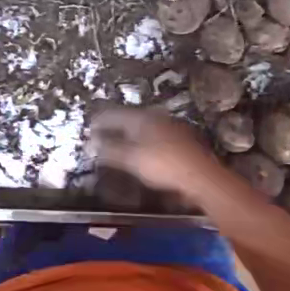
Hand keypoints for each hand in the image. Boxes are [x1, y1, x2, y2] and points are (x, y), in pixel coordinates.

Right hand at [88, 106, 229, 195]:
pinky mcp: (181, 139)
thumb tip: (92, 144)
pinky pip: (154, 136)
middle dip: (114, 127)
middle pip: (129, 119)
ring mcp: (171, 126)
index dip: (99, 122)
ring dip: (129, 135)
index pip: (113, 114)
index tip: (89, 129)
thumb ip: (110, 151)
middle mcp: (156, 116)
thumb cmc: (163, 164)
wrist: (201, 176)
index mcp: (141, 117)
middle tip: (101, 136)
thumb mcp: (131, 159)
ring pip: (143, 127)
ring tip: (119, 145)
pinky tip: (143, 152)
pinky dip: (143, 141)